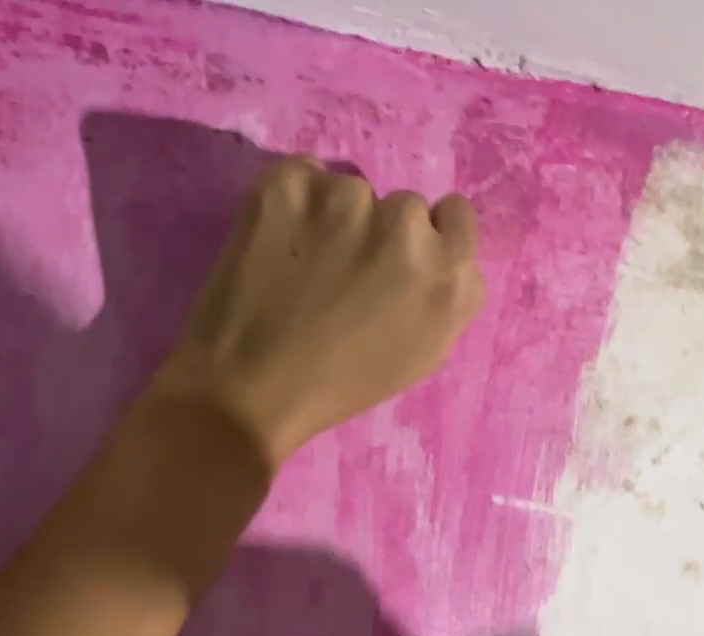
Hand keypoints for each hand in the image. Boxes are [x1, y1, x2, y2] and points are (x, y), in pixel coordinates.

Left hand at [157, 157, 485, 466]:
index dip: (427, 236)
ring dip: (333, 219)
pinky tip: (274, 248)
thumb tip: (442, 252)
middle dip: (379, 233)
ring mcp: (347, 198)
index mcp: (450, 275)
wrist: (247, 391)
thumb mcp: (421, 356)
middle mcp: (407, 224)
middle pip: (404, 205)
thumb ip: (447, 295)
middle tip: (342, 279)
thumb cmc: (339, 386)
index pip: (456, 215)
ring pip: (350, 190)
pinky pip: (302, 176)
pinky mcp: (289, 183)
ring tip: (300, 270)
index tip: (394, 262)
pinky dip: (290, 204)